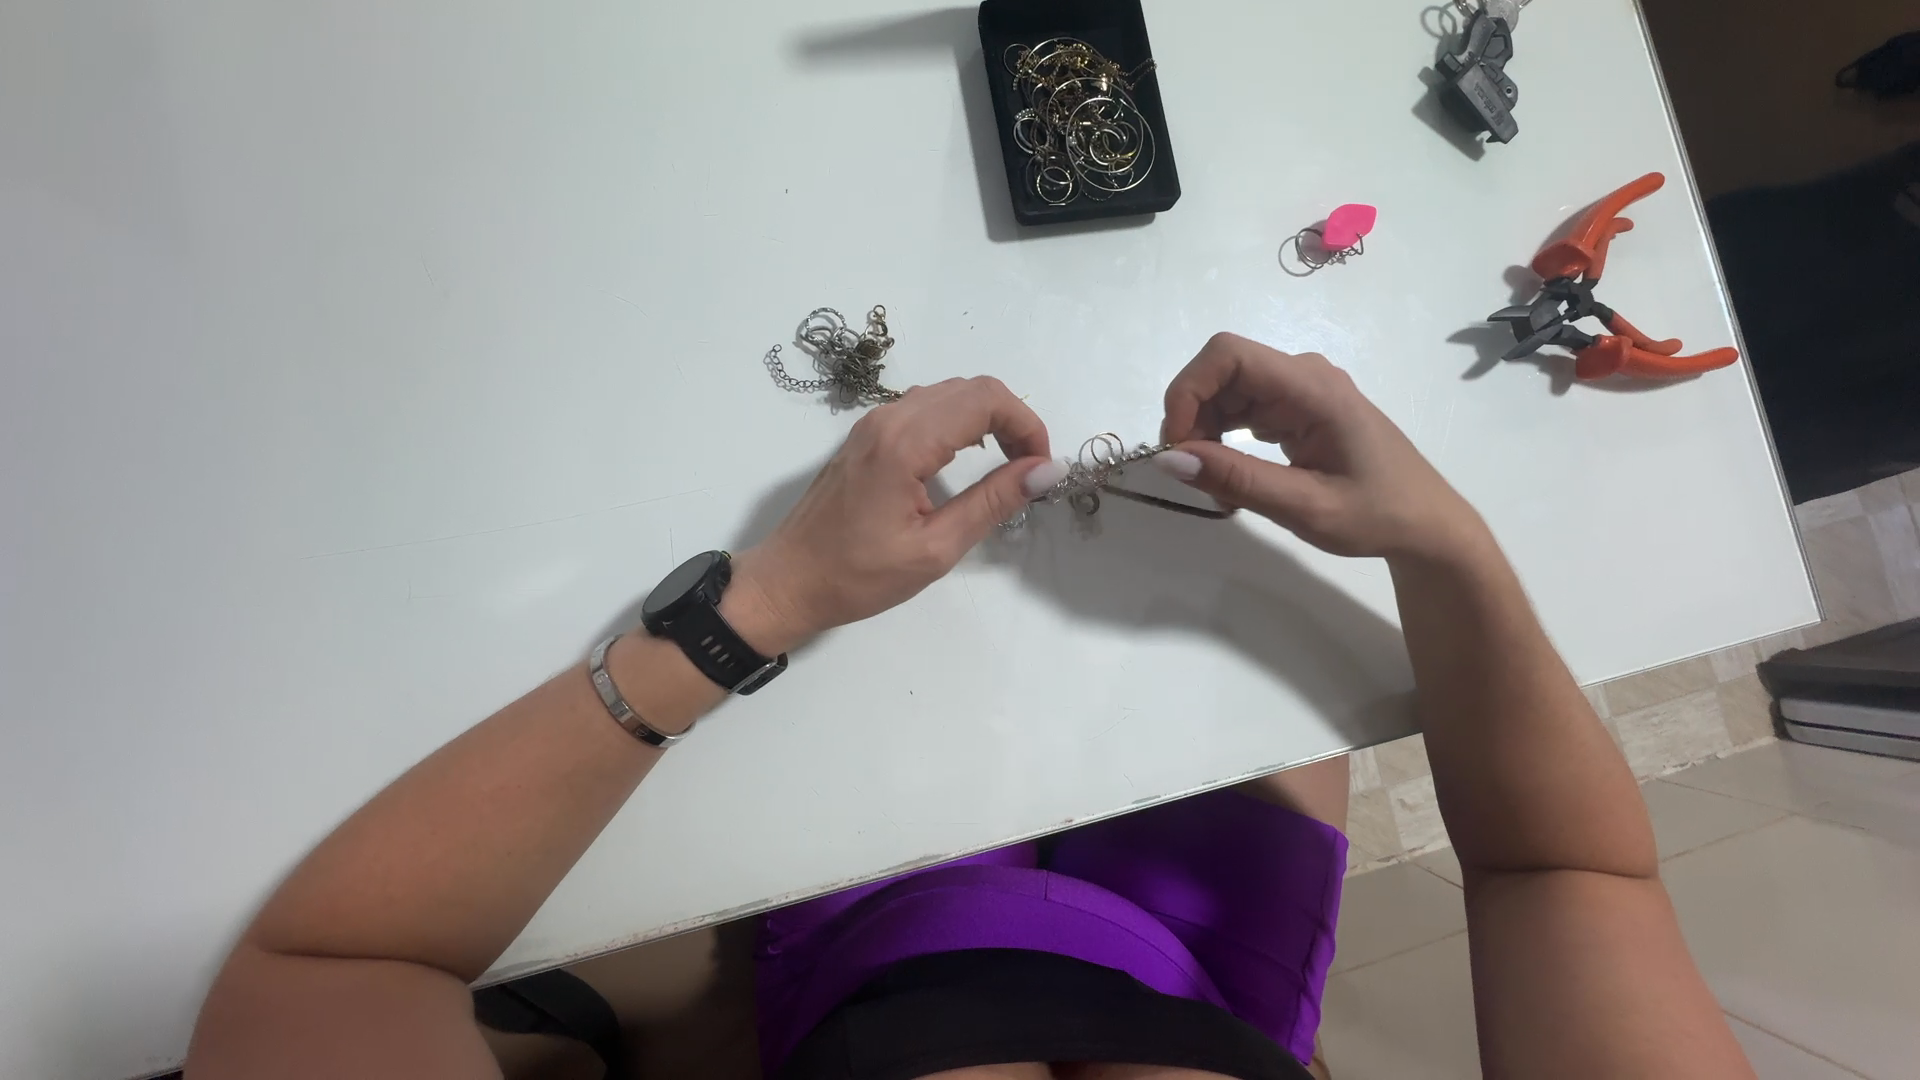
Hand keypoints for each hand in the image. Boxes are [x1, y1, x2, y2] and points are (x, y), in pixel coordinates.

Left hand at [723, 377, 1059, 651]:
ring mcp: (873, 423)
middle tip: (1028, 469)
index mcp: (905, 443)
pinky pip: (924, 408)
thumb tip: (1045, 470)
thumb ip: (992, 502)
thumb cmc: (858, 575)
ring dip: (986, 419)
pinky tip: (966, 459)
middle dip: (1012, 420)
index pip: (986, 400)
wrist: (788, 581)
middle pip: (970, 388)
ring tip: (1005, 466)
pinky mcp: (866, 436)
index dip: (1027, 425)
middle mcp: (889, 418)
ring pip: (948, 393)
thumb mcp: (935, 549)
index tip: (1040, 468)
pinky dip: (958, 422)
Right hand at [1156, 333, 1486, 560]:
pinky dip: (1221, 442)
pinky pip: (1240, 411)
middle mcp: (1303, 378)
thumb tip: (1168, 460)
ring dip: (1205, 435)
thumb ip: (1235, 479)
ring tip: (1217, 488)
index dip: (1188, 390)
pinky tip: (1231, 479)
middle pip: (1220, 374)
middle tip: (1194, 475)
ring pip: (1225, 394)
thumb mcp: (1304, 506)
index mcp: (1313, 389)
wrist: (1426, 526)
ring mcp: (1299, 393)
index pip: (1227, 355)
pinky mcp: (1294, 411)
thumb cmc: (1376, 515)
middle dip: (1192, 419)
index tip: (1177, 445)